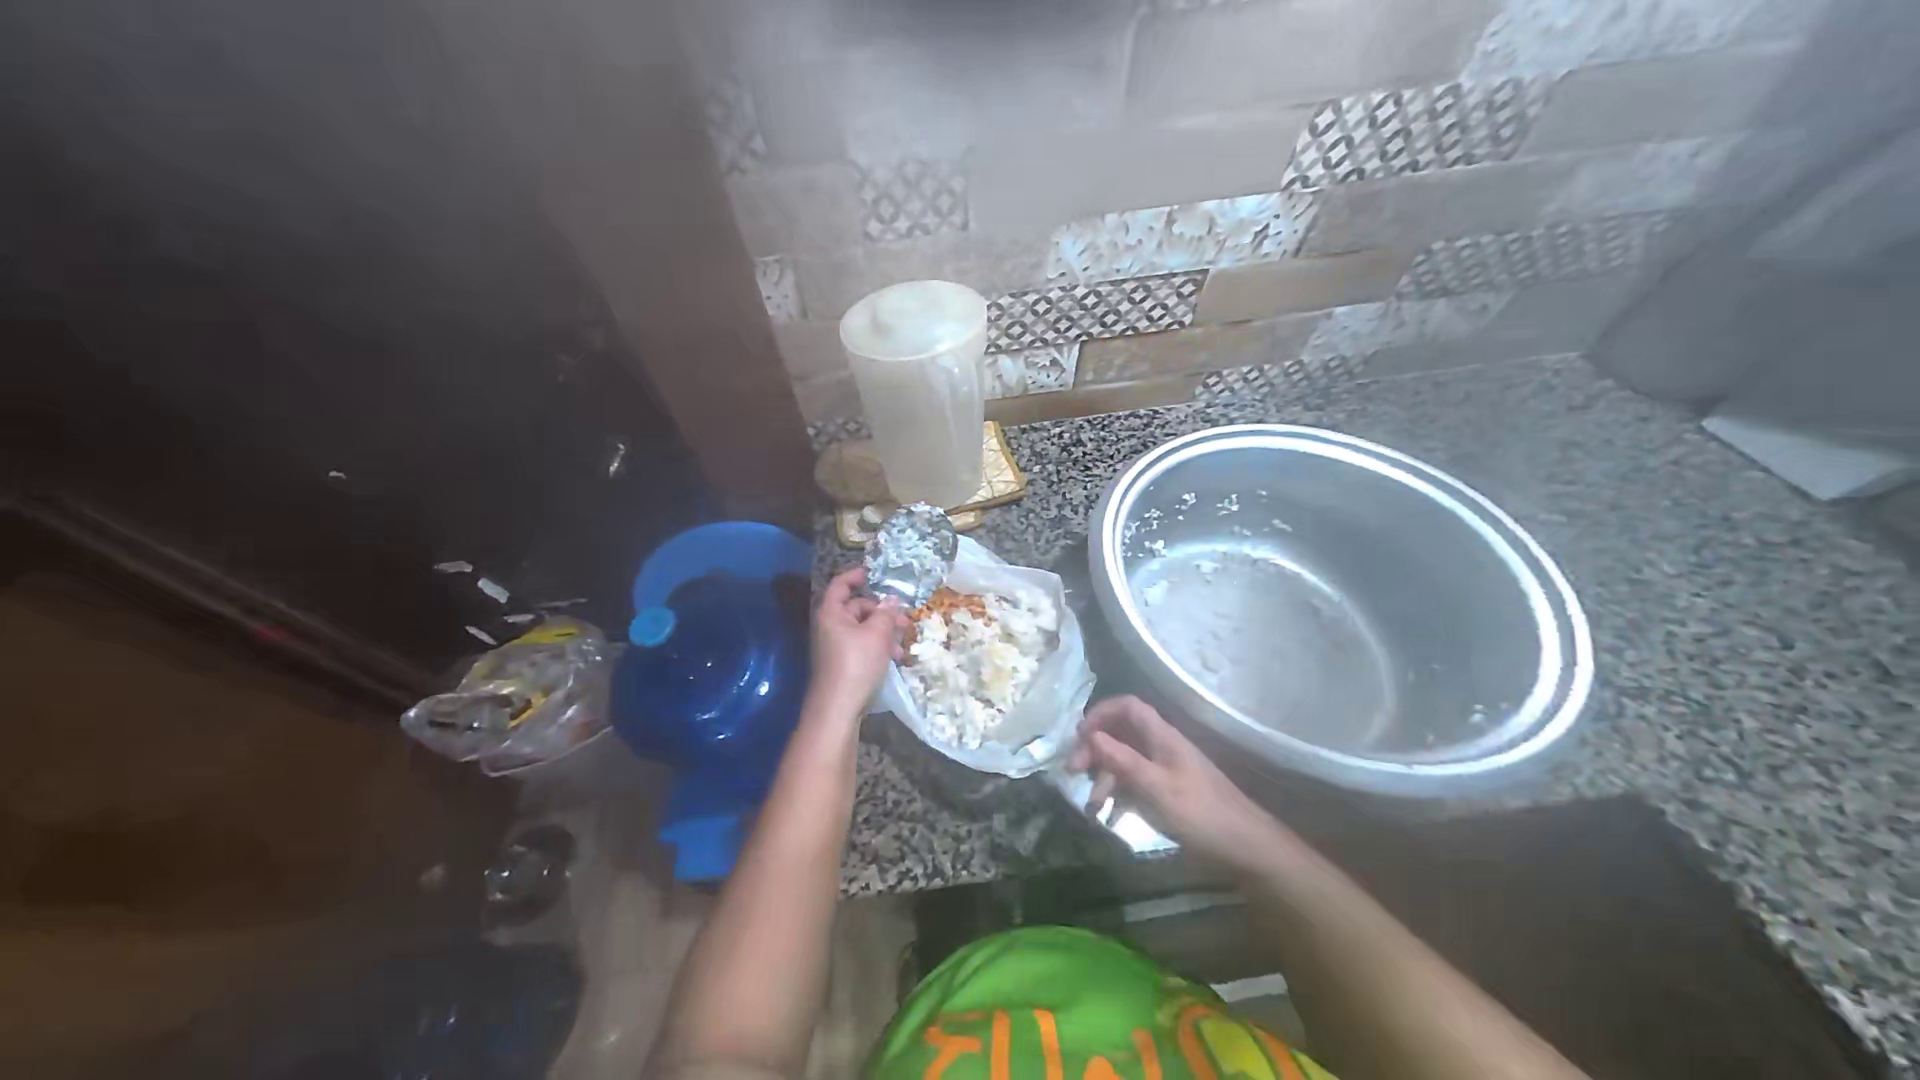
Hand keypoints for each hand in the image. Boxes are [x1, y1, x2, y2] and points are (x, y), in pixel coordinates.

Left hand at [809, 567, 908, 713]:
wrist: (837, 707)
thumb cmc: (856, 664)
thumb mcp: (877, 635)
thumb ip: (886, 613)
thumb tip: (892, 600)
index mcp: (831, 613)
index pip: (840, 585)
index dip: (855, 576)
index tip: (873, 573)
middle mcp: (828, 625)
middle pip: (855, 608)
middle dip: (881, 611)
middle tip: (903, 619)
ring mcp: (833, 645)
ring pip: (861, 628)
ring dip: (882, 632)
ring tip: (901, 645)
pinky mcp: (840, 662)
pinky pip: (860, 645)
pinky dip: (876, 646)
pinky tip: (893, 658)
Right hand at [1069, 695, 1297, 869]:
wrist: (1244, 846)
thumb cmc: (1201, 813)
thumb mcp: (1157, 788)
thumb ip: (1123, 760)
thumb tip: (1090, 735)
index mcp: (1162, 737)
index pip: (1128, 707)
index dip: (1101, 713)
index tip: (1080, 734)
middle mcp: (1161, 747)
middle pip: (1120, 734)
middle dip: (1094, 750)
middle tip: (1074, 771)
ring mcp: (1164, 769)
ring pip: (1123, 761)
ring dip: (1103, 779)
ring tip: (1091, 807)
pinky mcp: (1166, 792)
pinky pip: (1133, 784)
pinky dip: (1117, 795)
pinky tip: (1108, 816)